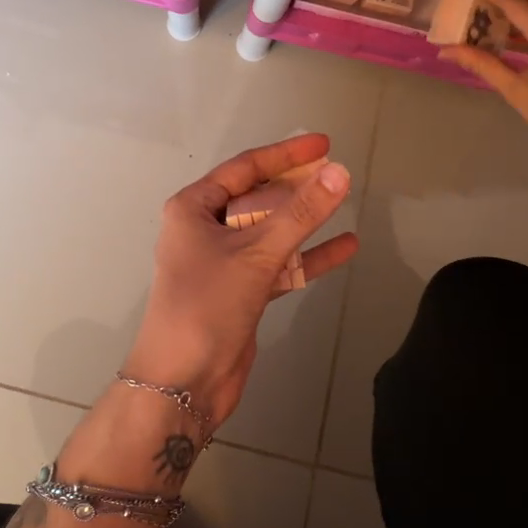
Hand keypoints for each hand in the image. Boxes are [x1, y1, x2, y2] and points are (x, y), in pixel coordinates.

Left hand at [122, 134, 357, 427]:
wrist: (183, 383)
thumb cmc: (207, 305)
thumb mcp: (256, 254)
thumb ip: (301, 213)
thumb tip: (340, 173)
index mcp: (194, 208)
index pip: (245, 168)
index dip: (286, 154)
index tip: (324, 144)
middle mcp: (206, 228)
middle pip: (259, 197)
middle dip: (296, 186)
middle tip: (337, 172)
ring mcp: (224, 261)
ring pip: (271, 230)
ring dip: (305, 220)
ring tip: (343, 200)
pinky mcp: (241, 291)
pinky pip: (279, 264)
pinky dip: (307, 256)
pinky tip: (344, 247)